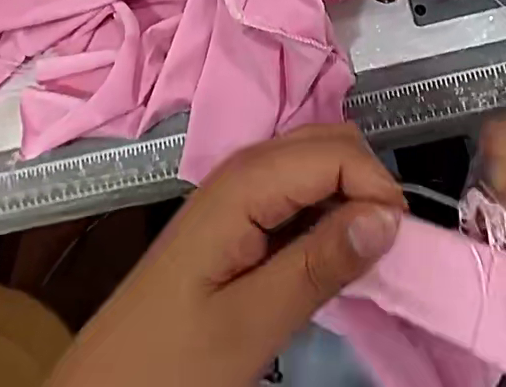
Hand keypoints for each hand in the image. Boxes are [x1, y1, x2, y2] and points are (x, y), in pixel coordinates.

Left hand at [45, 124, 405, 386]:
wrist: (107, 385)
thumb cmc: (170, 359)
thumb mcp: (249, 325)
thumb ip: (320, 264)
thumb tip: (388, 218)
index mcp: (246, 181)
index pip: (335, 152)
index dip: (375, 188)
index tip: (398, 245)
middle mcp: (246, 166)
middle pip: (329, 142)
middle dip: (368, 182)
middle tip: (384, 249)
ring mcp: (241, 185)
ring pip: (318, 160)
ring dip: (351, 193)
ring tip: (362, 253)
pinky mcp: (241, 209)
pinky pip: (300, 187)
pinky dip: (329, 207)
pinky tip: (331, 250)